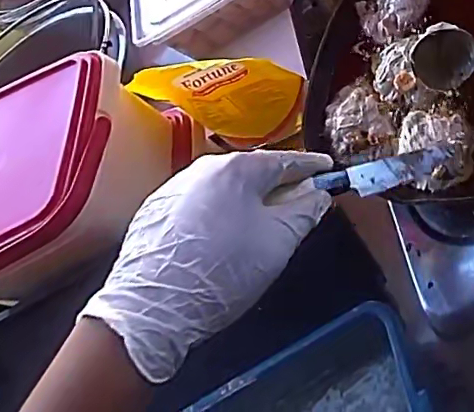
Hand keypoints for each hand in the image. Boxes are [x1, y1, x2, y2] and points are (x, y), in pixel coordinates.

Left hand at [80, 150, 331, 382]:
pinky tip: (219, 235)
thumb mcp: (278, 243)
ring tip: (255, 223)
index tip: (327, 168)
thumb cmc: (221, 271)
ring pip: (226, 186)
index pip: (288, 160)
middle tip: (294, 203)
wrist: (146, 314)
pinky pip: (200, 201)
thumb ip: (306, 211)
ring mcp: (177, 187)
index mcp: (241, 168)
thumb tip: (318, 195)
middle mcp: (208, 167)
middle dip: (277, 185)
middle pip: (256, 171)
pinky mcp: (154, 210)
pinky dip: (217, 210)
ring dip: (245, 198)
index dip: (312, 166)